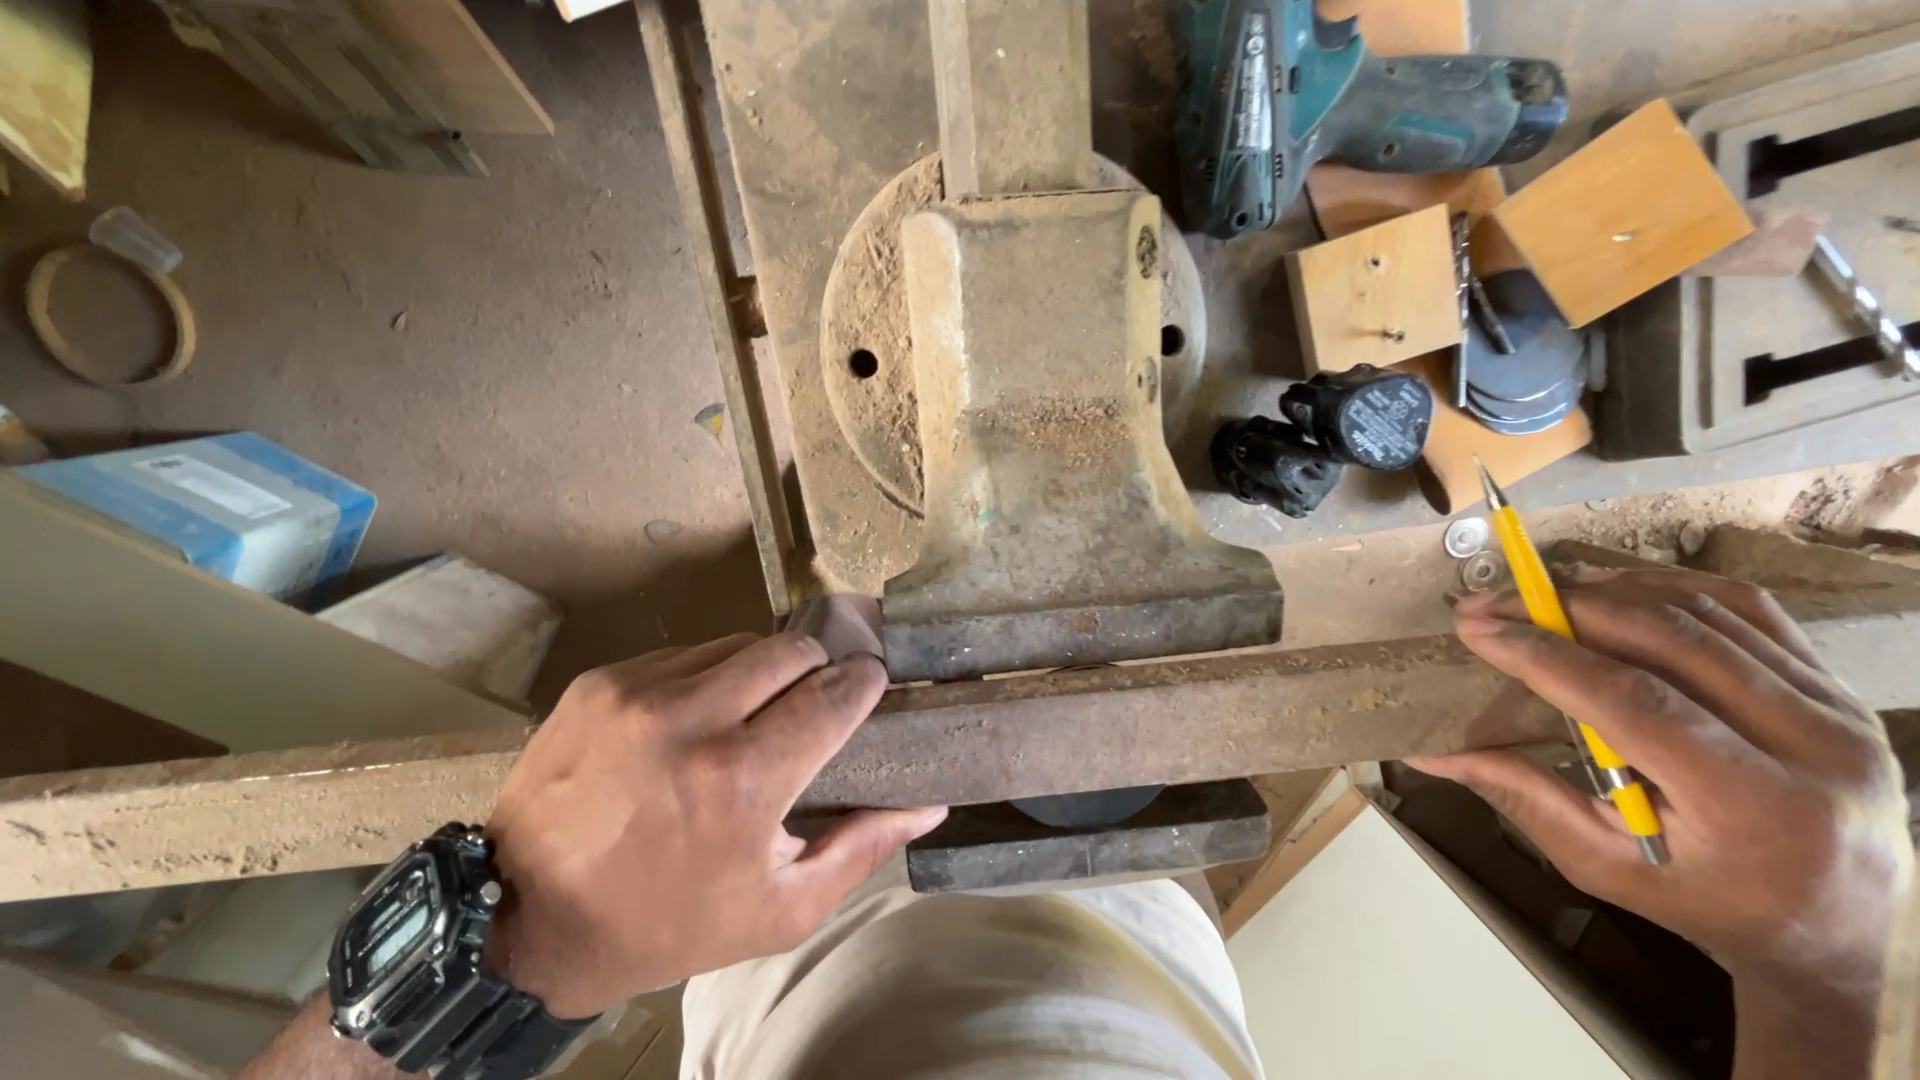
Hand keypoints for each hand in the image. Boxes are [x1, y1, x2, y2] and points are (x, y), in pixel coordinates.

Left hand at [481, 618, 946, 1018]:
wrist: (521, 918)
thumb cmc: (665, 923)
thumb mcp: (779, 909)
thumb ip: (863, 848)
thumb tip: (928, 803)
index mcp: (742, 782)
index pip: (835, 693)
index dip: (865, 686)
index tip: (870, 691)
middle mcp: (691, 719)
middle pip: (793, 649)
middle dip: (818, 669)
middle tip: (813, 704)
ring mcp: (639, 691)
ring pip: (739, 643)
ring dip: (762, 672)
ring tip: (752, 714)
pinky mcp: (601, 680)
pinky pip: (685, 654)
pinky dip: (708, 678)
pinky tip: (695, 719)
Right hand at [1411, 567, 1910, 1075]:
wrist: (1850, 920)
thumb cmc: (1715, 903)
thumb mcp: (1607, 867)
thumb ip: (1523, 798)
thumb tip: (1434, 754)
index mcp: (1757, 807)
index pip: (1636, 702)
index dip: (1548, 656)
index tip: (1479, 629)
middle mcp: (1814, 746)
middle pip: (1671, 639)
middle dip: (1566, 608)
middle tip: (1492, 602)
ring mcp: (1836, 707)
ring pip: (1705, 612)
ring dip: (1609, 590)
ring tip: (1537, 591)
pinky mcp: (1836, 684)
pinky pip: (1744, 607)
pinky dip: (1666, 585)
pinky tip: (1611, 588)